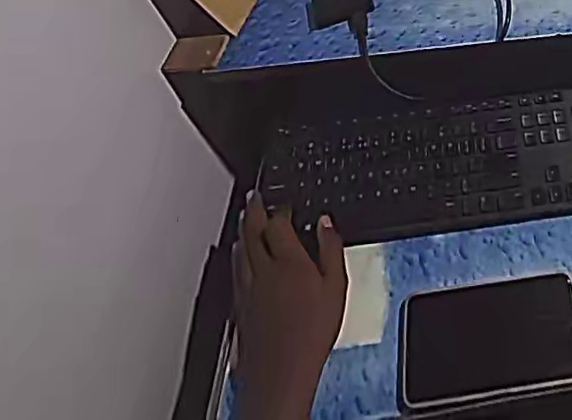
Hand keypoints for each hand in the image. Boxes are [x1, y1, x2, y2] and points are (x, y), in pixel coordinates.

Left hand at [233, 193, 347, 419]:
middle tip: (253, 196)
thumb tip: (326, 223)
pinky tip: (238, 255)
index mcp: (288, 260)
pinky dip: (237, 254)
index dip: (280, 208)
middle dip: (253, 210)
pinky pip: (235, 270)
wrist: (281, 375)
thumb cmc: (311, 335)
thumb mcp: (336, 287)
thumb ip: (331, 249)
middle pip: (252, 230)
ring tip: (245, 217)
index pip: (277, 223)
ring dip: (242, 229)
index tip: (285, 204)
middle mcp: (263, 269)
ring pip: (240, 248)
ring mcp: (248, 287)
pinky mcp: (239, 305)